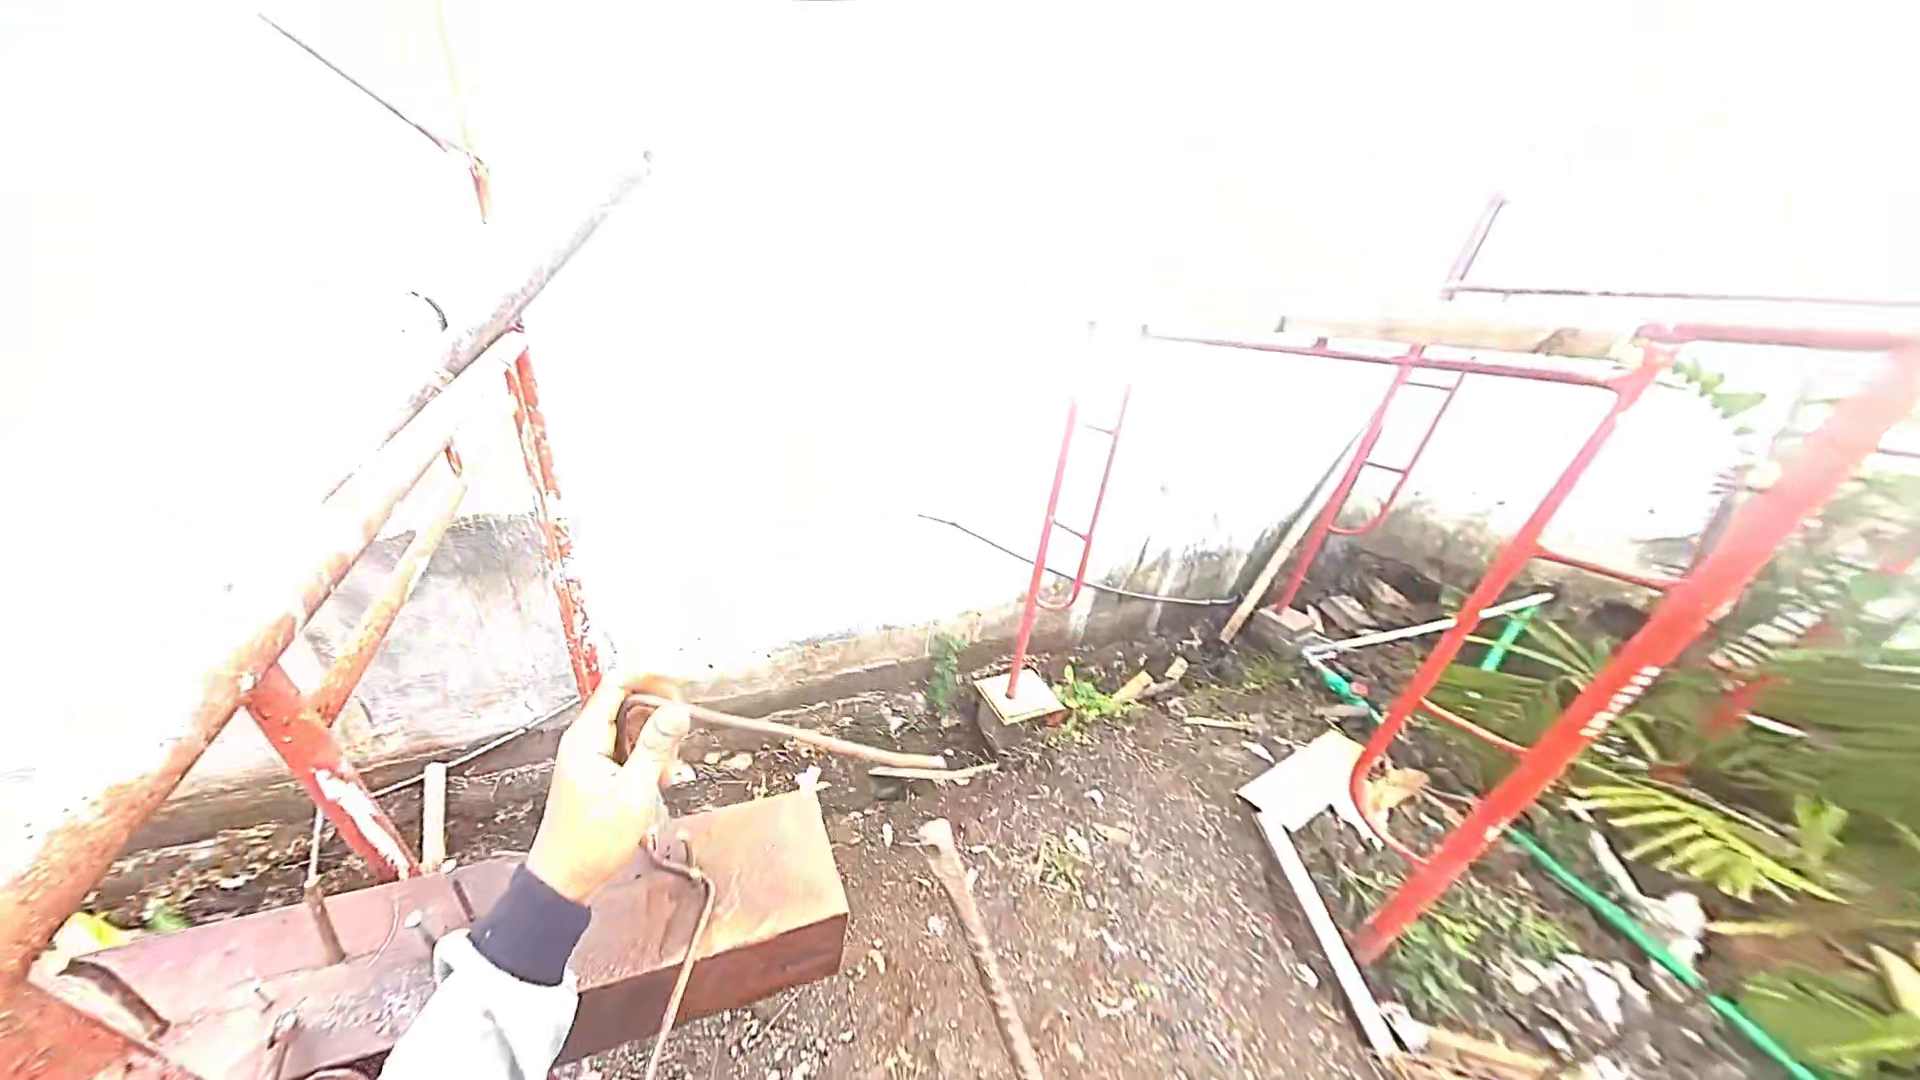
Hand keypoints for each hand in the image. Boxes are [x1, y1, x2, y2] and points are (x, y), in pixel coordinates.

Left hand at [525, 673, 688, 902]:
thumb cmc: (590, 843)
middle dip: (662, 715)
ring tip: (667, 769)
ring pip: (638, 723)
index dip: (650, 677)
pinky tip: (660, 777)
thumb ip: (655, 747)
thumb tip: (677, 710)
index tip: (680, 687)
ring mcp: (595, 752)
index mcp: (586, 738)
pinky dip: (653, 755)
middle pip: (633, 700)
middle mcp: (588, 739)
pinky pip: (636, 744)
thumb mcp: (633, 792)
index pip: (617, 682)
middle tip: (678, 739)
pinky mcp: (604, 766)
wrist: (567, 881)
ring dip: (660, 740)